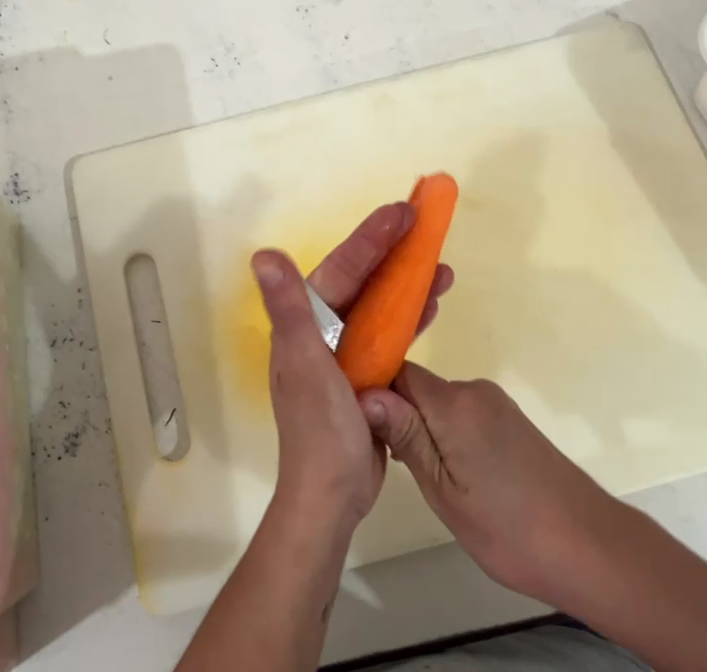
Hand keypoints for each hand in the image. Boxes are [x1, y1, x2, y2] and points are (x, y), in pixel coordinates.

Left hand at [252, 203, 453, 533]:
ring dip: (406, 284)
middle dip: (392, 253)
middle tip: (428, 225)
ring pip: (378, 306)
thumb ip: (289, 309)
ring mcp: (341, 354)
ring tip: (442, 267)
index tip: (404, 211)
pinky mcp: (362, 375)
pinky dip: (408, 317)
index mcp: (303, 324)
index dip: (371, 238)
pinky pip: (387, 334)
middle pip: (360, 281)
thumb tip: (263, 254)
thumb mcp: (306, 364)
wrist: (332, 496)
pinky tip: (431, 306)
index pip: (340, 269)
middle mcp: (319, 333)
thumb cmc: (319, 430)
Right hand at [361, 363, 625, 606]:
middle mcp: (475, 391)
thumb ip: (406, 437)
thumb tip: (364, 392)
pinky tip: (456, 477)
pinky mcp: (510, 422)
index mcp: (455, 403)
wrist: (591, 549)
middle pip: (417, 389)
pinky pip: (462, 416)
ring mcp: (497, 406)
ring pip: (439, 405)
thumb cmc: (509, 528)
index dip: (373, 393)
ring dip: (424, 432)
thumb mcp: (444, 490)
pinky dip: (448, 437)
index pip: (396, 374)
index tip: (359, 428)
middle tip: (394, 467)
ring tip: (426, 479)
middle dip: (398, 419)